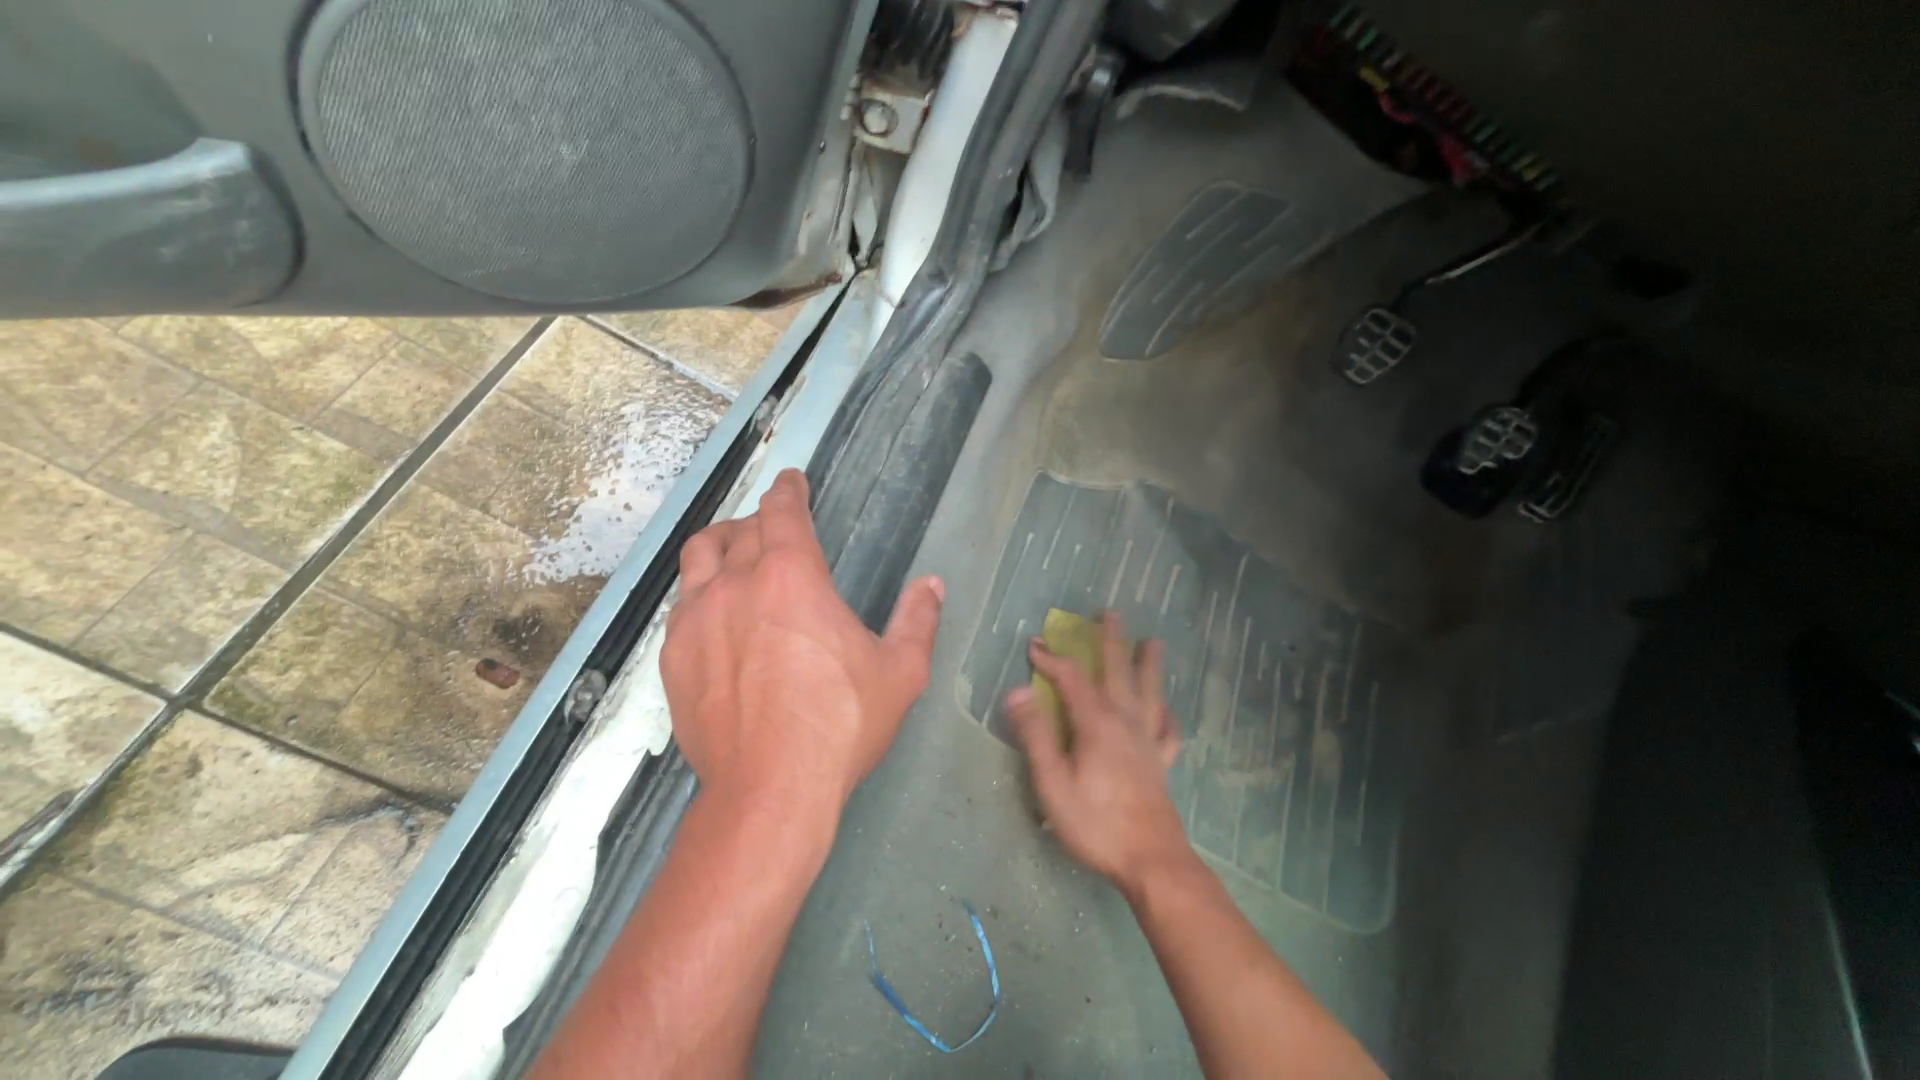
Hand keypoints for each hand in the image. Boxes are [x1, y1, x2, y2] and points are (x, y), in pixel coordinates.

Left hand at [662, 468, 944, 814]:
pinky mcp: (673, 656)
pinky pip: (681, 605)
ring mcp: (696, 619)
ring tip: (734, 555)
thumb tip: (933, 586)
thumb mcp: (899, 673)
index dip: (789, 490)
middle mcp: (736, 584)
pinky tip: (714, 616)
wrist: (768, 788)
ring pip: (698, 558)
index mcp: (792, 576)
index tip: (792, 480)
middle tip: (771, 525)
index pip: (784, 512)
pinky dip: (700, 594)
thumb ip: (917, 621)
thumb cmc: (841, 724)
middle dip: (758, 518)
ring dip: (720, 546)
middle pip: (738, 529)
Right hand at [1007, 613, 1190, 892]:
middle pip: (1119, 672)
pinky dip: (1168, 716)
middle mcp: (1126, 723)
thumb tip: (1018, 690)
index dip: (1052, 659)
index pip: (1072, 679)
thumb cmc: (1095, 823)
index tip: (1034, 644)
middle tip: (1110, 613)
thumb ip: (1036, 735)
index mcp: (1096, 724)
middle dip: (1111, 642)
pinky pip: (1168, 731)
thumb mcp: (1053, 782)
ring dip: (1149, 665)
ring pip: (1150, 692)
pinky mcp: (1162, 763)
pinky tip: (1168, 713)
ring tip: (1154, 642)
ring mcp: (1148, 742)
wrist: (1151, 859)